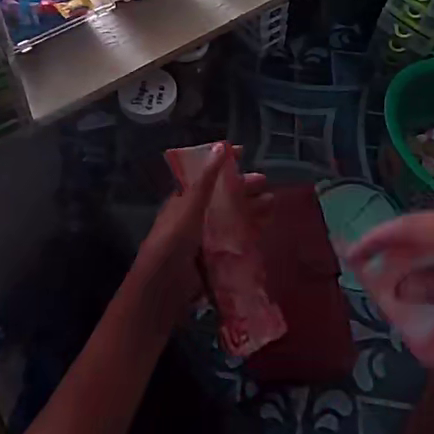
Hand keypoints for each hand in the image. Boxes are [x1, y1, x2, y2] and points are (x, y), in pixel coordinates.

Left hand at [134, 144, 268, 313]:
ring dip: (250, 208)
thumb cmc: (173, 240)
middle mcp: (194, 215)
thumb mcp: (189, 205)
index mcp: (184, 198)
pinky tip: (265, 227)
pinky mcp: (214, 257)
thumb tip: (221, 147)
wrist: (163, 286)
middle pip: (222, 196)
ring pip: (231, 217)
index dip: (222, 163)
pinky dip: (250, 231)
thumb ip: (206, 180)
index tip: (243, 152)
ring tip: (271, 203)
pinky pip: (235, 239)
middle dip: (243, 188)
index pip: (205, 175)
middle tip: (265, 182)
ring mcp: (205, 236)